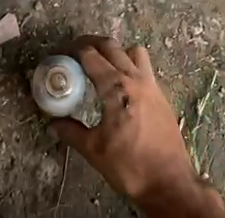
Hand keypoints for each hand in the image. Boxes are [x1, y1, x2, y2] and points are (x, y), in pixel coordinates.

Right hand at [50, 38, 224, 216]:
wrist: (169, 182)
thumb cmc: (130, 166)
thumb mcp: (95, 151)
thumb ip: (72, 132)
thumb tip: (55, 123)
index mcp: (116, 87)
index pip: (90, 55)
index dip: (72, 50)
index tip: (59, 54)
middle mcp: (135, 78)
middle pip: (111, 46)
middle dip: (90, 43)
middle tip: (74, 51)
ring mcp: (151, 85)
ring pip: (133, 51)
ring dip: (116, 51)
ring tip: (102, 64)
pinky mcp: (161, 95)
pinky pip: (144, 67)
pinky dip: (130, 65)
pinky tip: (122, 85)